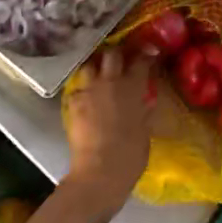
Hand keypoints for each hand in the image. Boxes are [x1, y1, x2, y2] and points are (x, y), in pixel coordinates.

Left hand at [60, 48, 155, 215]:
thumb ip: (143, 111)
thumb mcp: (144, 131)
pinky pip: (77, 87)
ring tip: (99, 73)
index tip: (148, 52)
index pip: (140, 61)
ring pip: (89, 65)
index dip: (145, 54)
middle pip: (112, 54)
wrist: (100, 170)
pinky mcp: (72, 102)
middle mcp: (109, 82)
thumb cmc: (130, 155)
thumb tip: (144, 100)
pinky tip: (85, 97)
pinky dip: (82, 89)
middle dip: (117, 53)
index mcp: (132, 88)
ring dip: (95, 66)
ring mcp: (88, 90)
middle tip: (120, 59)